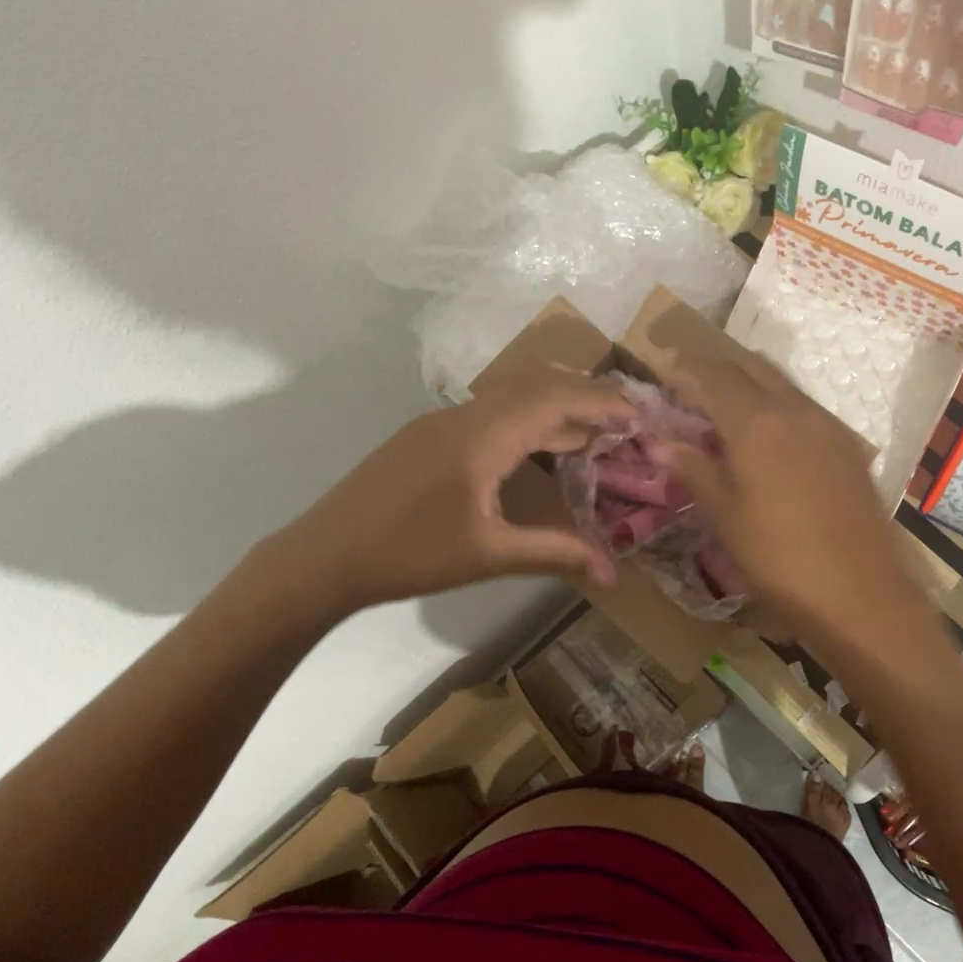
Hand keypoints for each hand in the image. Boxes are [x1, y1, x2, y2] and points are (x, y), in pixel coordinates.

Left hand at [258, 374, 634, 615]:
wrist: (321, 556)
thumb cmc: (407, 554)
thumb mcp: (488, 555)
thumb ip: (554, 554)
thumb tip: (613, 573)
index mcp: (481, 436)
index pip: (554, 400)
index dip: (601, 403)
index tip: (641, 415)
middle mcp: (462, 417)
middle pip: (535, 389)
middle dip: (586, 400)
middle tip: (627, 423)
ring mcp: (439, 425)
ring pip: (511, 401)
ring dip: (555, 412)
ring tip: (595, 437)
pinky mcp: (426, 440)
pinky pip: (490, 416)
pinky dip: (528, 425)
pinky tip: (539, 452)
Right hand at [650, 345, 925, 633]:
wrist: (857, 589)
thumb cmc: (778, 557)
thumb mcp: (725, 516)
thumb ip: (694, 470)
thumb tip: (663, 443)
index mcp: (757, 421)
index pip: (714, 375)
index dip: (686, 372)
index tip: (665, 381)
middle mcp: (795, 408)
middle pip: (751, 367)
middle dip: (719, 372)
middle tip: (692, 394)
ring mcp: (828, 424)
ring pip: (782, 385)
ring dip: (751, 387)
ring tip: (726, 417)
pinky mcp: (848, 445)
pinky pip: (805, 408)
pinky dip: (778, 408)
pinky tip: (768, 440)